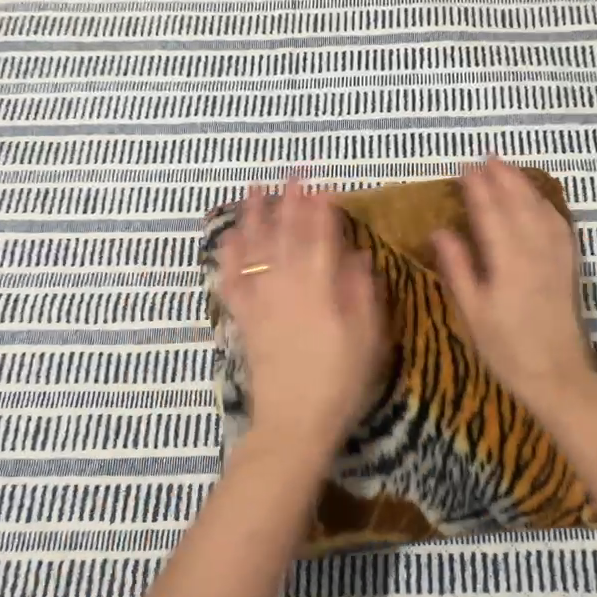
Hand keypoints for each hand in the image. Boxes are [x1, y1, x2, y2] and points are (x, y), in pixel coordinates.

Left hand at [216, 174, 386, 458]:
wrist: (293, 422)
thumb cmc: (340, 381)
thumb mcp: (368, 337)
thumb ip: (362, 291)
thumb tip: (358, 255)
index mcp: (320, 284)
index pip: (320, 234)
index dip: (321, 207)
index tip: (322, 185)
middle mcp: (286, 282)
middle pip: (286, 232)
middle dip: (289, 201)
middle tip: (291, 174)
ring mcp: (261, 298)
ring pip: (255, 246)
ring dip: (255, 215)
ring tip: (254, 189)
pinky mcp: (244, 317)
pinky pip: (231, 277)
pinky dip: (228, 254)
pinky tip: (228, 237)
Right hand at [432, 157, 596, 421]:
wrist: (557, 376)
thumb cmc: (506, 349)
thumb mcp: (472, 312)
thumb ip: (458, 268)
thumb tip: (441, 231)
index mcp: (507, 261)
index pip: (490, 213)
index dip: (478, 188)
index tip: (465, 167)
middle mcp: (534, 251)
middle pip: (518, 204)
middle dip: (502, 178)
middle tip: (486, 157)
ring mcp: (555, 256)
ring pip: (540, 209)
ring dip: (524, 185)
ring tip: (508, 168)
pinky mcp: (568, 265)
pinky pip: (558, 224)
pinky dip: (546, 204)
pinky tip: (538, 199)